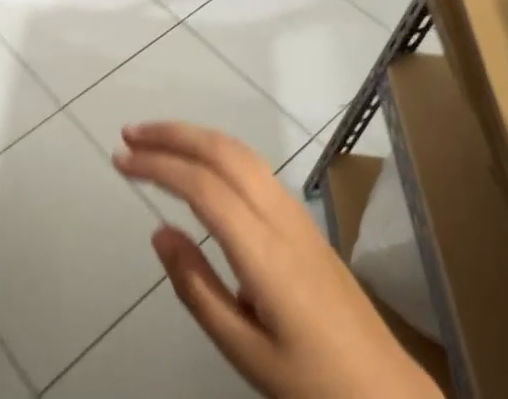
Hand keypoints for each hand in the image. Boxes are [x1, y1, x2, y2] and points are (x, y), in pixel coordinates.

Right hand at [114, 123, 440, 398]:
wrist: (387, 393)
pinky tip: (199, 164)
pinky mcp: (306, 224)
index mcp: (265, 254)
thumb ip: (196, 287)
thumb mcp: (243, 350)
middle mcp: (283, 221)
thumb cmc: (311, 380)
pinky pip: (257, 169)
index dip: (159, 166)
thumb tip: (160, 231)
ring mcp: (299, 218)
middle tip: (129, 134)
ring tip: (154, 139)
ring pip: (245, 154)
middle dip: (174, 134)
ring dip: (196, 137)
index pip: (204, 187)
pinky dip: (219, 151)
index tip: (120, 160)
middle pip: (226, 153)